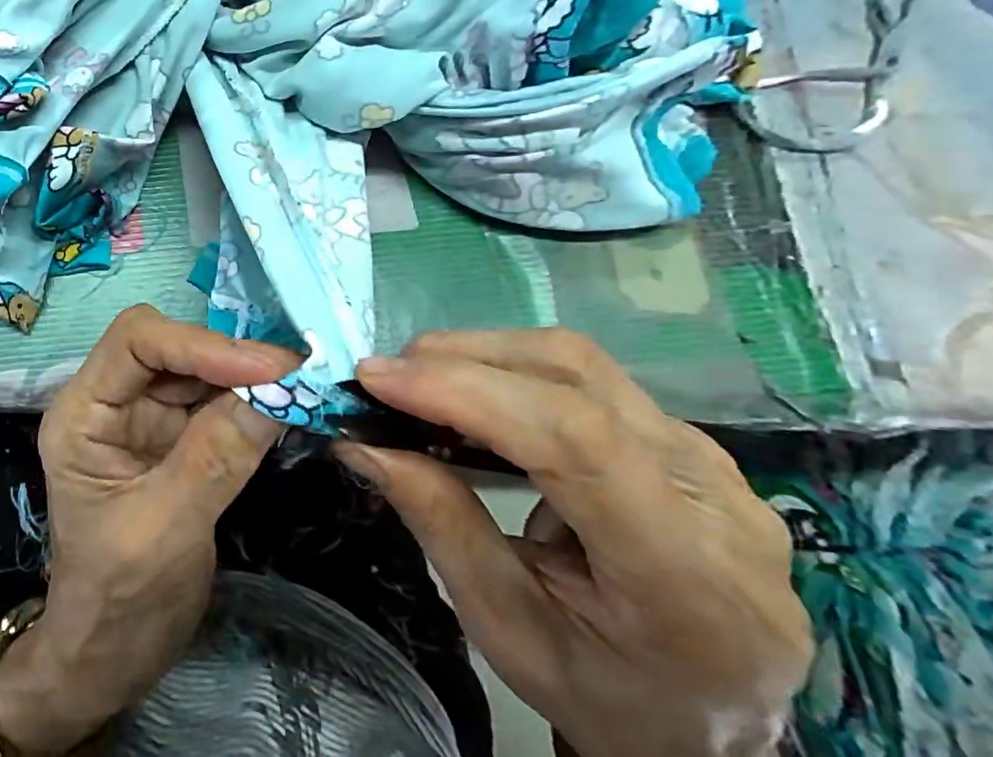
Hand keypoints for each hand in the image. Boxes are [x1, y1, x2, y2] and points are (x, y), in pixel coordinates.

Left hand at [0, 304, 297, 752]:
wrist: (113, 651)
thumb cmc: (120, 598)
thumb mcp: (166, 528)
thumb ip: (215, 457)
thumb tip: (276, 393)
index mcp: (81, 414)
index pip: (134, 342)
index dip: (198, 343)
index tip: (267, 367)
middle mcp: (107, 403)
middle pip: (165, 348)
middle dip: (226, 356)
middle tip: (296, 374)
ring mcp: (140, 420)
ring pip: (193, 371)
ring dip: (243, 375)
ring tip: (300, 387)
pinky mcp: (171, 440)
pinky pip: (211, 404)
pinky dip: (246, 401)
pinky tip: (281, 408)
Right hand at [335, 330, 810, 756]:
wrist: (710, 718)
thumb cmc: (602, 690)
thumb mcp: (505, 627)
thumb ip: (441, 525)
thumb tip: (361, 444)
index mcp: (686, 573)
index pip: (576, 441)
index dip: (466, 393)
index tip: (374, 381)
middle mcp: (714, 498)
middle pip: (574, 380)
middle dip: (458, 361)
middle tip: (378, 382)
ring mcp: (706, 461)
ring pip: (577, 364)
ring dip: (477, 357)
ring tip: (412, 384)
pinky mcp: (680, 442)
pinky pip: (582, 379)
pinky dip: (504, 372)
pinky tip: (463, 398)